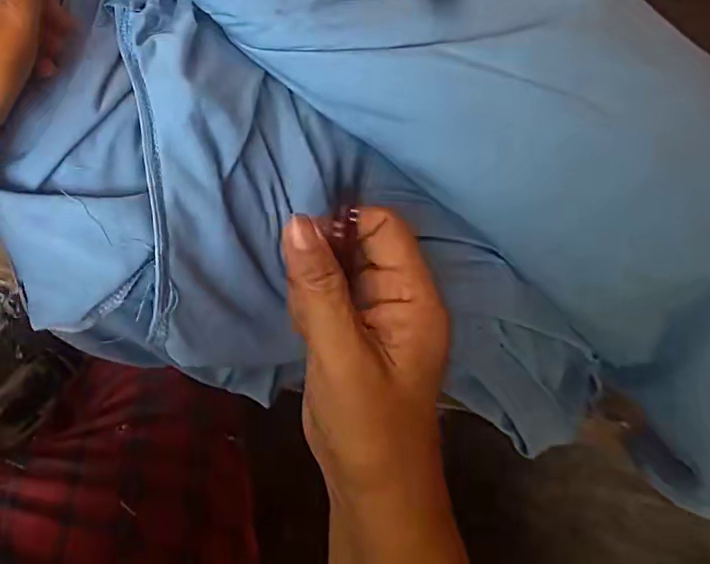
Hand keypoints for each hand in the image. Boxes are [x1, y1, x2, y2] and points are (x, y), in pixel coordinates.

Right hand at [284, 208, 465, 562]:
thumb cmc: (368, 425)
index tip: (304, 239)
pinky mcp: (346, 326)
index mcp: (413, 297)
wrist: (368, 490)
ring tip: (307, 316)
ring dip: (309, 278)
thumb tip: (296, 219)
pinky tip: (304, 325)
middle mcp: (395, 296)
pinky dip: (304, 296)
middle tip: (301, 285)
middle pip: (356, 239)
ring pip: (332, 261)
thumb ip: (318, 285)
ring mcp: (369, 312)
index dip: (344, 221)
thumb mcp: (340, 352)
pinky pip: (320, 286)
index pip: (384, 227)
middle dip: (320, 251)